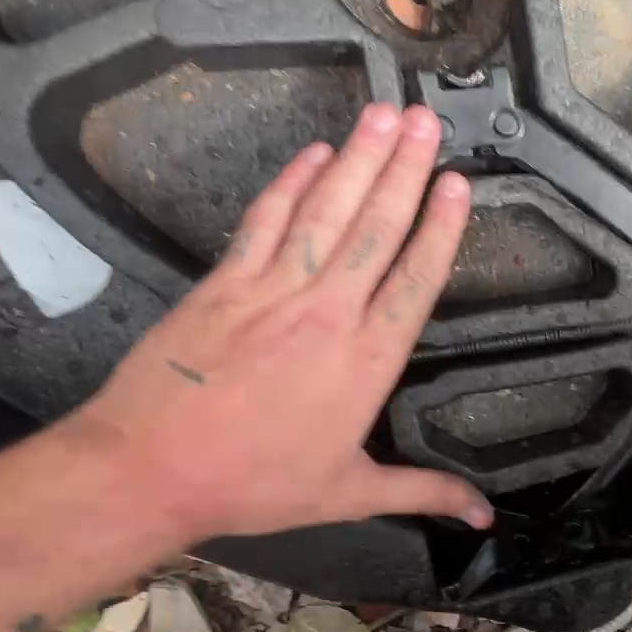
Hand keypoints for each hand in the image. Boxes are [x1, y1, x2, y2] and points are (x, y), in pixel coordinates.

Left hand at [55, 102, 492, 543]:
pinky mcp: (224, 282)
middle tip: (428, 121)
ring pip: (325, 211)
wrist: (146, 470)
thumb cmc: (255, 483)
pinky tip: (316, 152)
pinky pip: (265, 220)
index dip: (440, 228)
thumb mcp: (351, 493)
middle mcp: (326, 312)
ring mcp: (272, 290)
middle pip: (375, 228)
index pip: (416, 280)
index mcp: (366, 359)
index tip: (457, 184)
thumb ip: (425, 492)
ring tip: (386, 114)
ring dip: (359, 159)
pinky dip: (292, 182)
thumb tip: (485, 517)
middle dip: (406, 169)